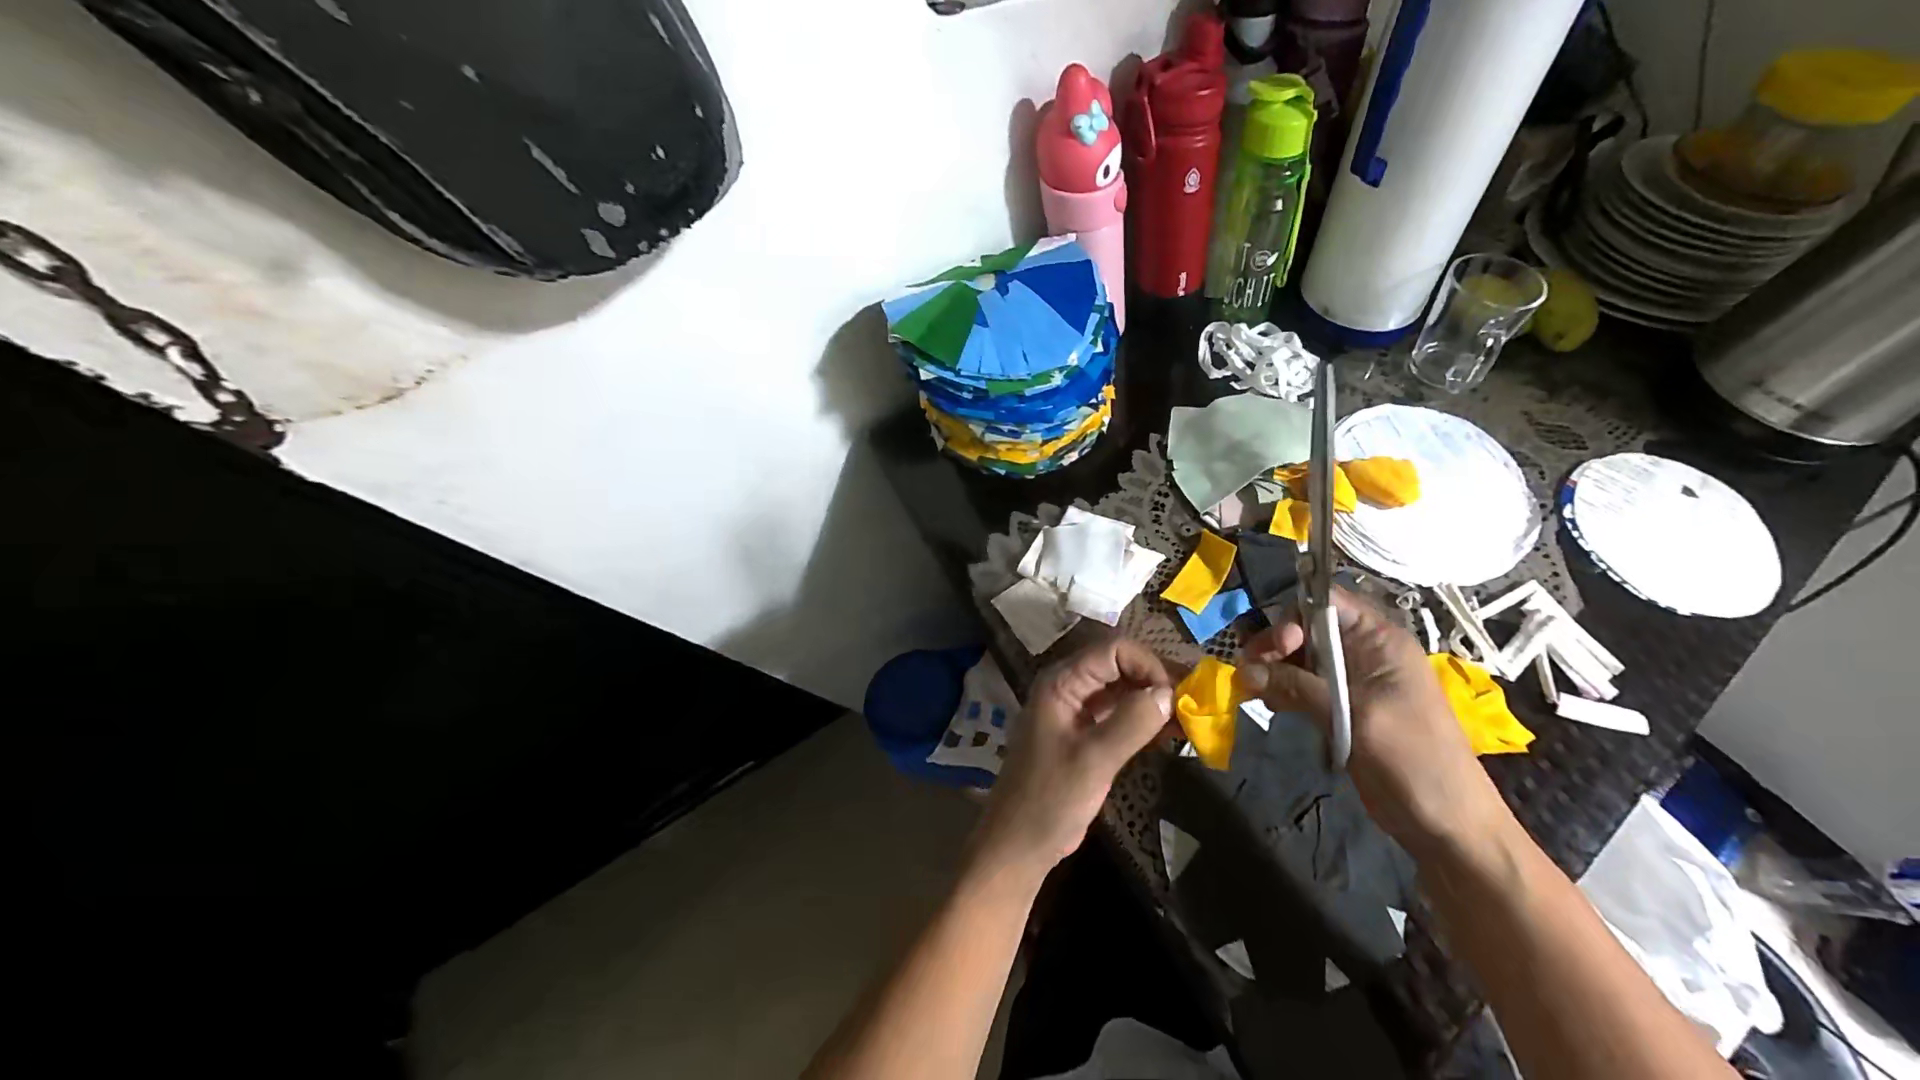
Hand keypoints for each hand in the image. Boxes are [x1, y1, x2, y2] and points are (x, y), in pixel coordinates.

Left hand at [968, 638, 1173, 882]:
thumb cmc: (1049, 799)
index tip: (1175, 696)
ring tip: (1189, 721)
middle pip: (1120, 666)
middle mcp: (1068, 688)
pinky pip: (1119, 714)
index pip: (1113, 650)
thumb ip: (1131, 723)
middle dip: (1156, 681)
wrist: (1018, 843)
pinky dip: (1144, 720)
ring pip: (1122, 690)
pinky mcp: (1084, 734)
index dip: (1148, 665)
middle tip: (1192, 706)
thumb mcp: (1093, 760)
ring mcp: (1075, 710)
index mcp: (1061, 683)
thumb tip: (1169, 692)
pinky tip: (1170, 734)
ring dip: (1154, 701)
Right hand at [1235, 588, 1510, 858]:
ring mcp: (1350, 681)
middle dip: (1275, 644)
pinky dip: (1279, 688)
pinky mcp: (1338, 707)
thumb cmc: (1412, 758)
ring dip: (1272, 668)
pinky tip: (1267, 701)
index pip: (1327, 603)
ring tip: (1253, 688)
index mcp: (1380, 641)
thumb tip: (1245, 671)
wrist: (1444, 821)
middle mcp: (1363, 653)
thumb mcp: (1355, 715)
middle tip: (1251, 669)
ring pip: (1298, 658)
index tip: (1279, 646)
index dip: (1296, 615)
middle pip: (1306, 629)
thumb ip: (1299, 687)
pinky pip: (1300, 685)